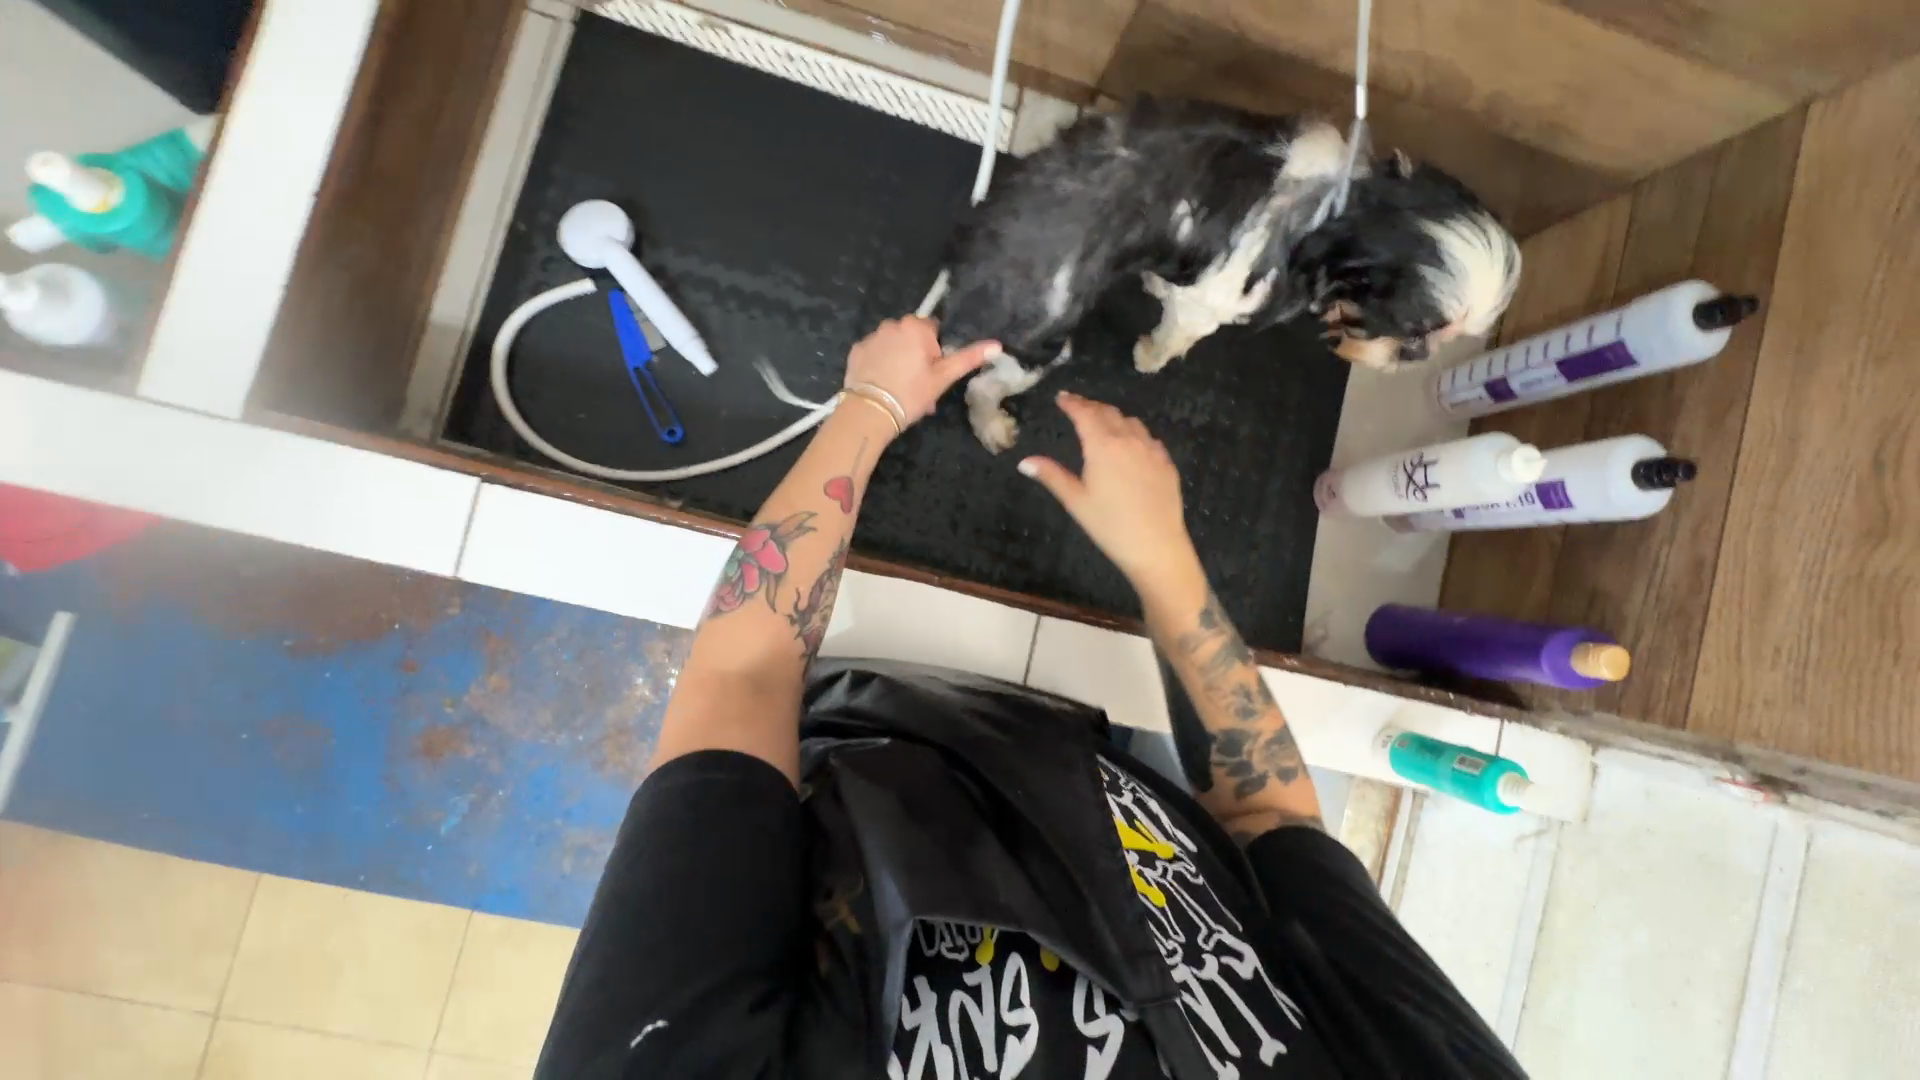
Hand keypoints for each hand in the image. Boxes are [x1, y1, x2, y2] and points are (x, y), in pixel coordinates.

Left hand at [844, 317, 999, 428]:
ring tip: (899, 388)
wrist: (870, 411)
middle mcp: (891, 324)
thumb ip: (968, 358)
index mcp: (915, 326)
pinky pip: (874, 353)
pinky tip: (882, 385)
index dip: (936, 351)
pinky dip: (879, 364)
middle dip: (916, 355)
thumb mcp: (943, 377)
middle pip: (911, 336)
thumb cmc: (911, 393)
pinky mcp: (856, 351)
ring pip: (892, 345)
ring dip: (898, 359)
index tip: (933, 372)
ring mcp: (871, 337)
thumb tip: (997, 344)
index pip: (933, 329)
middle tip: (918, 384)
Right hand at [1018, 392, 1198, 585]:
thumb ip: (1051, 476)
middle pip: (1108, 413)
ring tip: (1103, 421)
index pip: (1084, 414)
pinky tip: (1131, 444)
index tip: (1062, 397)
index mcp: (1102, 446)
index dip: (1072, 403)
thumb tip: (1024, 461)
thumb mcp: (1076, 501)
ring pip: (1131, 422)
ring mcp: (1151, 450)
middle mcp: (1128, 440)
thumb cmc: (1109, 525)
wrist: (1156, 545)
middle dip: (1091, 406)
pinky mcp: (1166, 463)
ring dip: (1114, 417)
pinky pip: (1148, 438)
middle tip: (1078, 406)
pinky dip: (1134, 433)